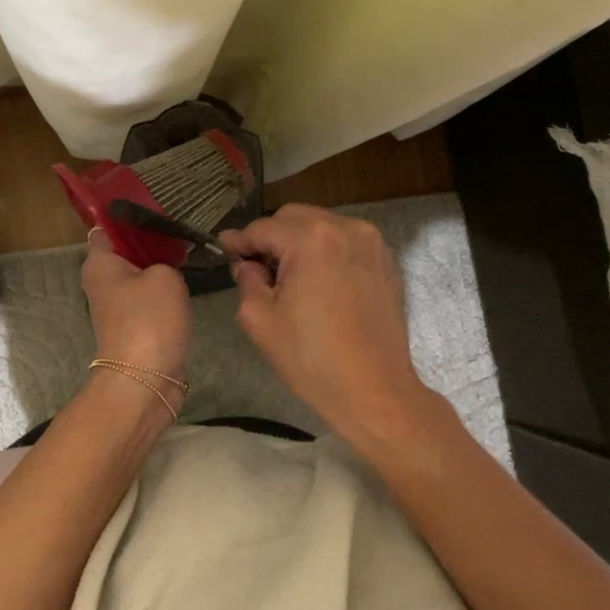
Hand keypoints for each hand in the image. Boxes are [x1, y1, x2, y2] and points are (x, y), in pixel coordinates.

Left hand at [81, 229, 190, 383]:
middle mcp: (103, 281)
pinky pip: (151, 298)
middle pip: (127, 250)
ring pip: (141, 275)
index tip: (159, 210)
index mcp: (100, 263)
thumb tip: (164, 267)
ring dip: (162, 268)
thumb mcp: (165, 276)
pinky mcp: (136, 325)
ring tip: (190, 254)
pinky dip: (166, 293)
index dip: (130, 216)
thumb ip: (165, 261)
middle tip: (183, 231)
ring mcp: (119, 306)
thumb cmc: (149, 320)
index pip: (108, 228)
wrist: (146, 380)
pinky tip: (188, 284)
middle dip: (152, 241)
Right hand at [220, 205, 436, 437]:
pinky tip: (317, 282)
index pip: (263, 228)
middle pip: (294, 218)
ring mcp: (372, 244)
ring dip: (299, 242)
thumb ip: (247, 280)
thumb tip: (246, 264)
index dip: (239, 240)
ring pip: (322, 226)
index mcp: (312, 239)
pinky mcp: (386, 263)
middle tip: (254, 266)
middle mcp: (346, 229)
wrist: (374, 391)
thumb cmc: (311, 358)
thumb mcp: (260, 319)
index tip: (223, 248)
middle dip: (271, 237)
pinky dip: (326, 252)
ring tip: (286, 275)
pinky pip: (346, 243)